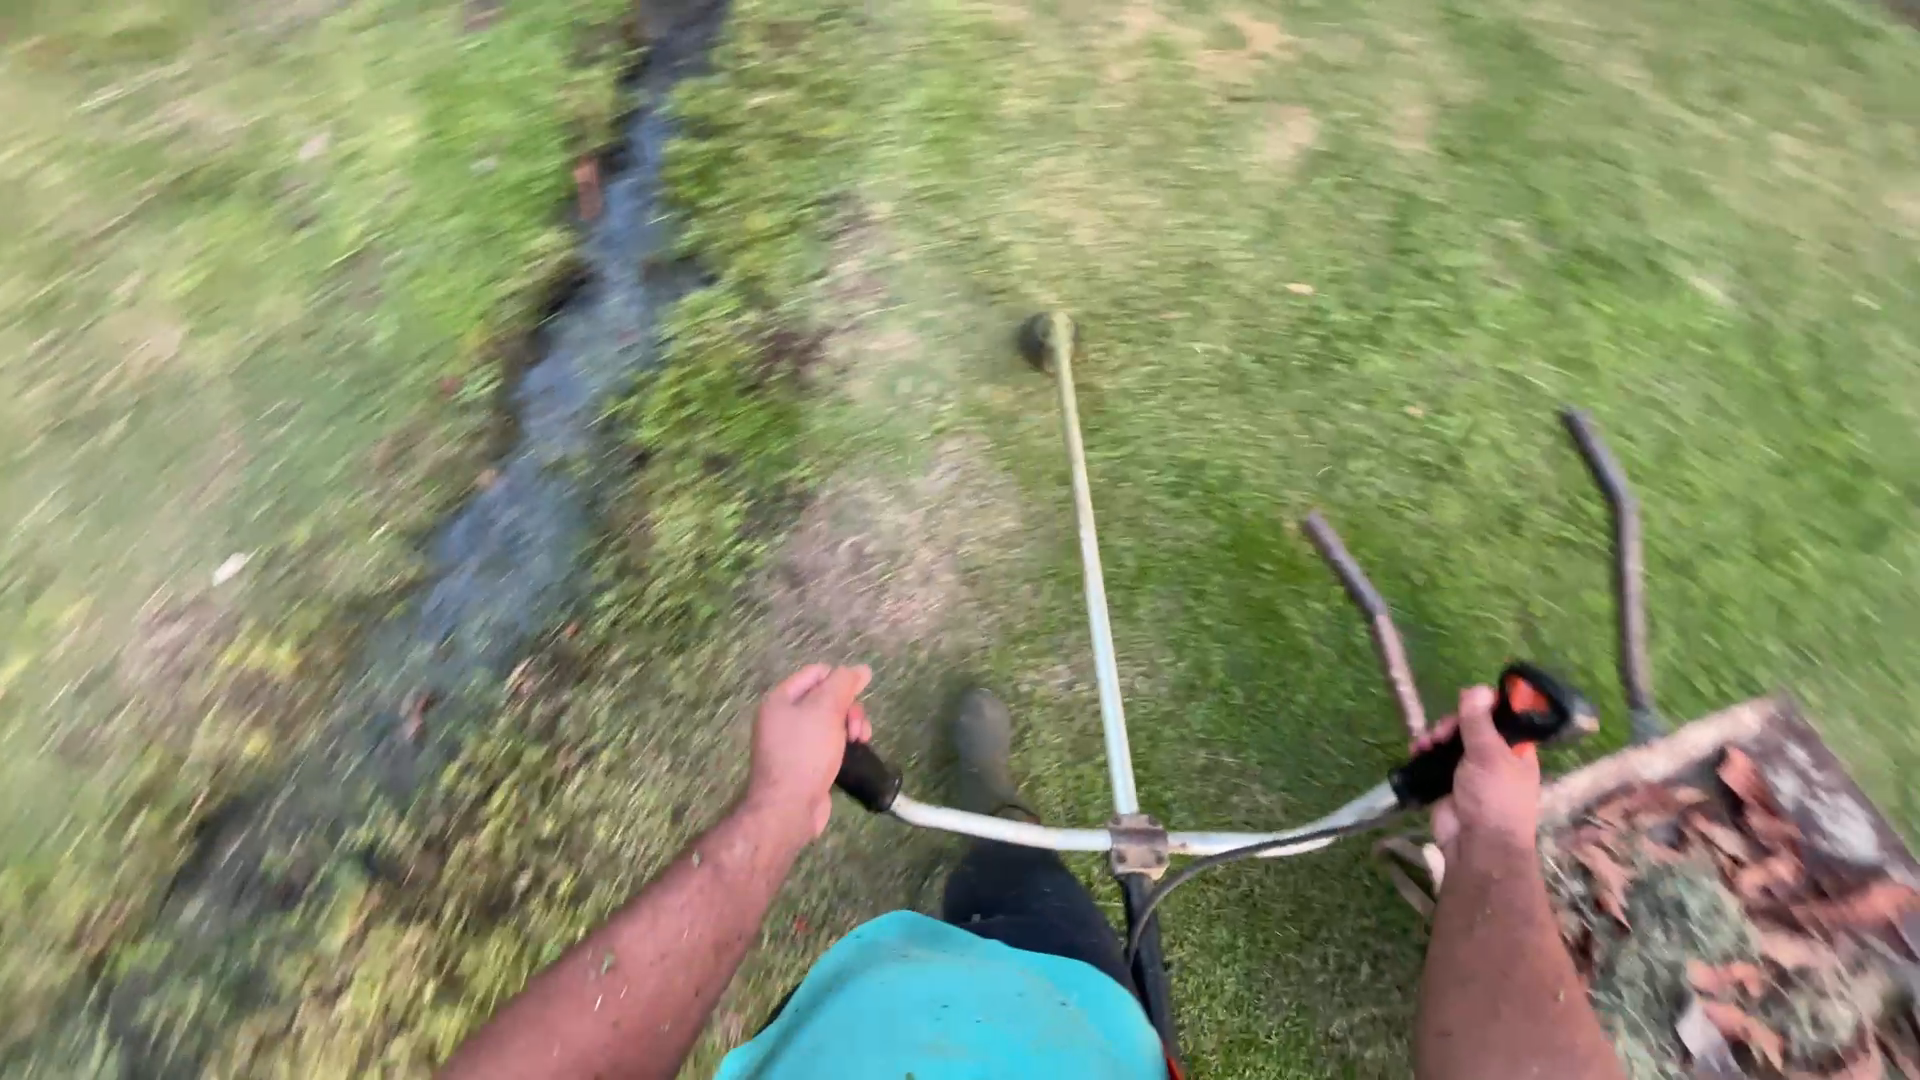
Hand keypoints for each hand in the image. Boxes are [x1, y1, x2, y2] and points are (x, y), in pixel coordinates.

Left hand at [746, 664, 872, 839]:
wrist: (789, 808)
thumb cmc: (805, 752)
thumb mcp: (826, 709)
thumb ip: (844, 683)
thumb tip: (861, 669)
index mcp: (781, 699)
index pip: (817, 673)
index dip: (841, 680)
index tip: (858, 697)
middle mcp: (783, 717)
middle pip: (827, 698)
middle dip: (849, 709)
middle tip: (856, 728)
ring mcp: (794, 742)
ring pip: (832, 721)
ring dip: (851, 727)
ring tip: (860, 742)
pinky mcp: (805, 763)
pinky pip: (829, 743)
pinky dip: (844, 745)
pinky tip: (853, 754)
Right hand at [1412, 685, 1539, 855]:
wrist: (1476, 843)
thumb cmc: (1493, 798)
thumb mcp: (1489, 755)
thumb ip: (1479, 722)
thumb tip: (1477, 688)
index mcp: (1515, 750)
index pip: (1501, 718)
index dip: (1482, 707)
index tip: (1465, 704)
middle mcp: (1494, 757)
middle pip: (1469, 726)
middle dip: (1450, 725)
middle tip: (1440, 734)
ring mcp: (1470, 770)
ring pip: (1449, 740)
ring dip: (1434, 737)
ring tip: (1423, 745)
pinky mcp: (1447, 781)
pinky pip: (1434, 757)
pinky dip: (1424, 752)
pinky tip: (1416, 752)